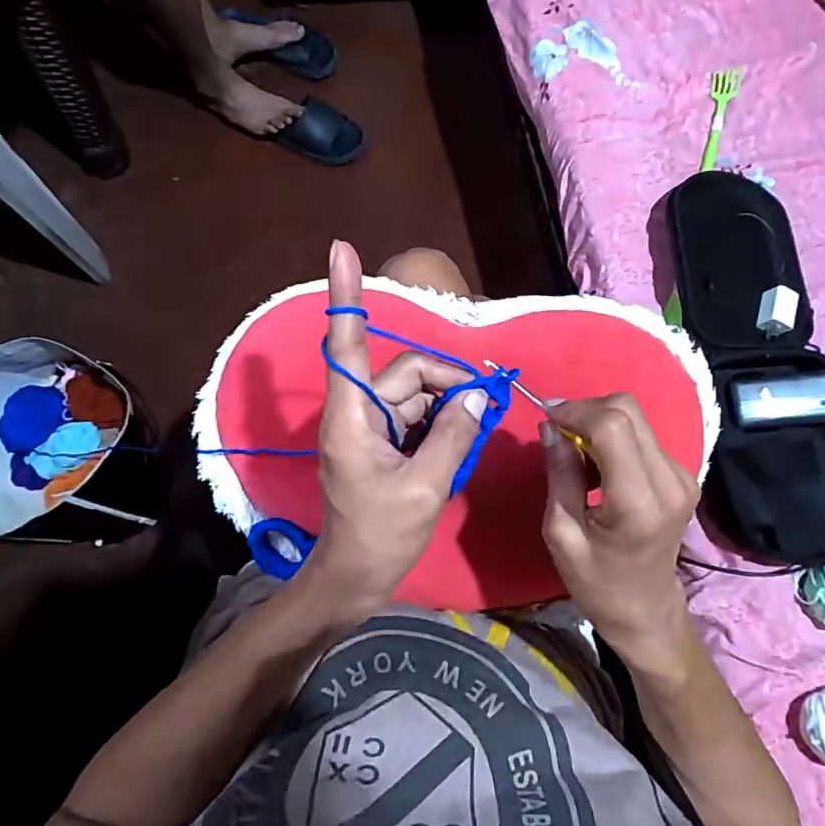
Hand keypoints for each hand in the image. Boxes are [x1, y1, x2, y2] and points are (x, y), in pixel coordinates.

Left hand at [302, 241, 485, 621]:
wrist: (355, 576)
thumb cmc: (381, 535)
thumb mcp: (425, 486)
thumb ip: (452, 435)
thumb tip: (475, 395)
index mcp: (353, 417)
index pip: (348, 345)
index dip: (347, 297)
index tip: (341, 248)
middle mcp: (357, 413)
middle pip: (405, 373)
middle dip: (446, 383)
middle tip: (483, 409)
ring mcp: (369, 428)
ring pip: (415, 394)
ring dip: (447, 405)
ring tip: (474, 430)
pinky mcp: (381, 443)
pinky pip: (416, 416)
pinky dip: (440, 421)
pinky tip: (460, 439)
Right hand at [540, 395, 700, 668]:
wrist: (645, 609)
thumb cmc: (596, 581)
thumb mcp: (562, 533)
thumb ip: (560, 474)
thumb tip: (550, 426)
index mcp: (638, 501)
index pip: (612, 425)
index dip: (576, 411)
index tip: (546, 418)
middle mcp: (669, 480)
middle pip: (628, 410)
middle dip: (586, 410)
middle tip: (557, 432)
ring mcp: (682, 475)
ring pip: (635, 418)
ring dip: (599, 423)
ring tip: (576, 454)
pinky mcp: (683, 474)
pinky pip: (643, 435)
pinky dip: (614, 438)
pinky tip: (598, 465)